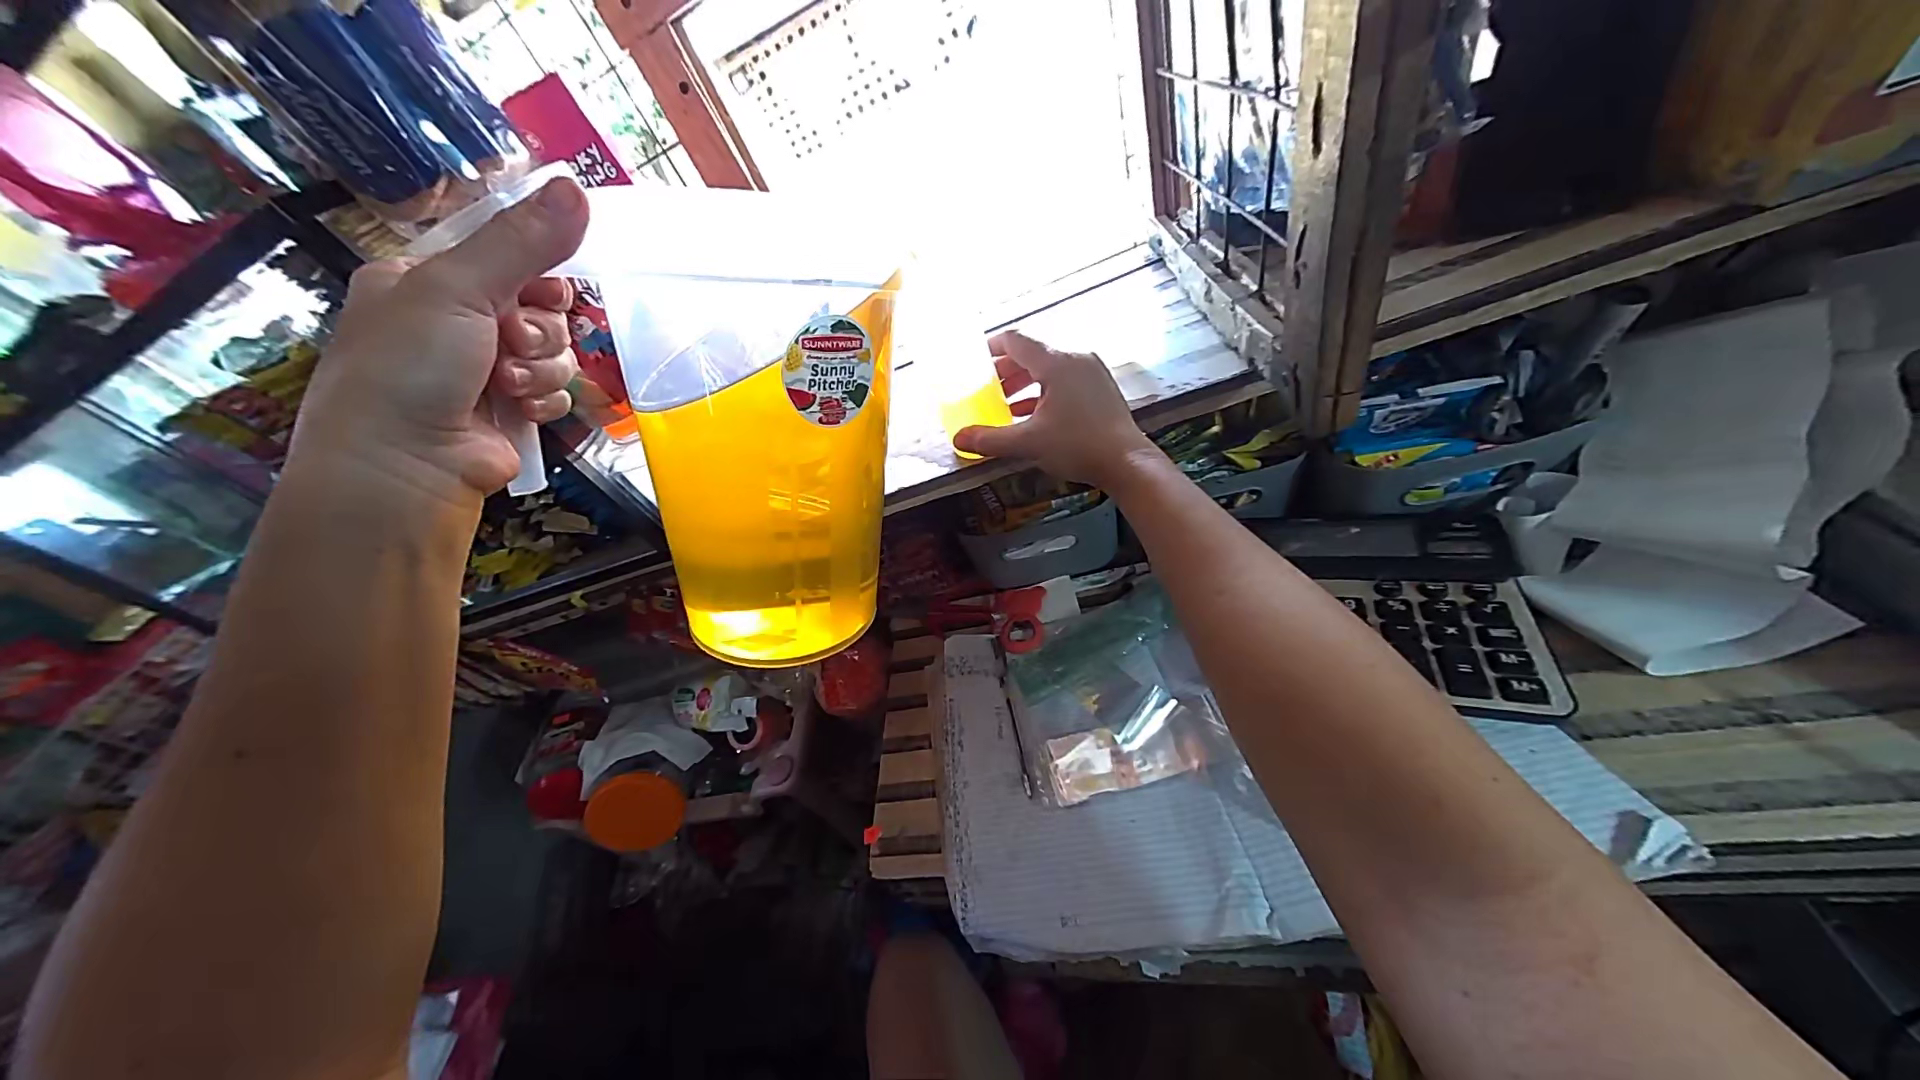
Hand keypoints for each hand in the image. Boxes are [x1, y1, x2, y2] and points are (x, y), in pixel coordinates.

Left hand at [290, 177, 589, 508]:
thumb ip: (522, 243)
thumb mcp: (459, 290)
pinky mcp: (514, 409)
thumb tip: (576, 186)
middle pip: (543, 306)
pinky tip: (517, 412)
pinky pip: (557, 391)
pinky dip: (544, 400)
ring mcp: (488, 369)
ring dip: (541, 369)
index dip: (538, 270)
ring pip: (556, 351)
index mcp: (429, 280)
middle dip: (538, 328)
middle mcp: (460, 321)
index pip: (507, 255)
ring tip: (506, 387)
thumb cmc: (410, 368)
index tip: (545, 287)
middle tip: (510, 341)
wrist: (404, 467)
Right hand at [951, 330, 1159, 486]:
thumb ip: (990, 439)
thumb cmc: (1078, 446)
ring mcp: (1092, 372)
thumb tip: (958, 440)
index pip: (1015, 341)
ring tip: (1005, 405)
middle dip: (1005, 371)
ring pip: (1049, 368)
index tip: (975, 362)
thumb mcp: (1028, 443)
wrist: (1127, 463)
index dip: (990, 348)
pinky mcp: (1101, 388)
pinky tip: (1032, 415)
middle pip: (1031, 354)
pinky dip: (1044, 392)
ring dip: (1024, 384)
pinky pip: (1065, 380)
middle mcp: (1075, 359)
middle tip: (986, 390)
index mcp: (1056, 363)